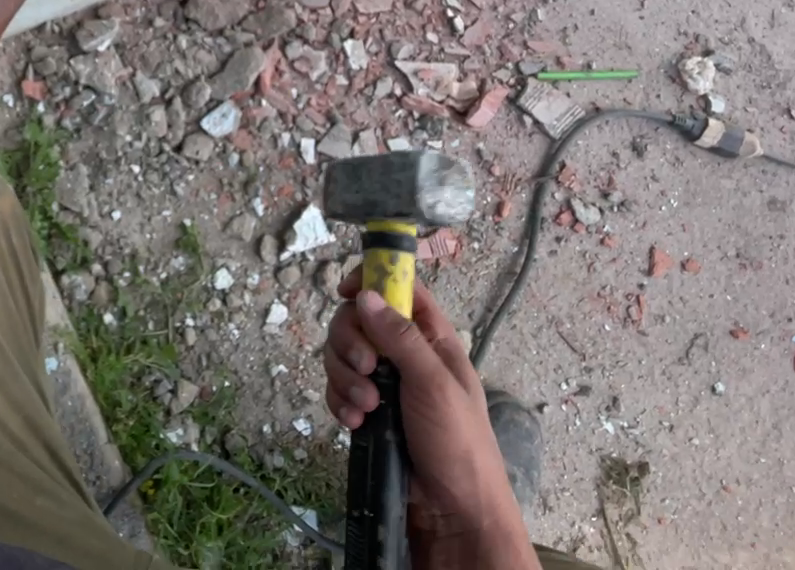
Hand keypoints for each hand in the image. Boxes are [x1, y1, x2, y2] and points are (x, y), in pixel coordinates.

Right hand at [324, 276, 536, 564]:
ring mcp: (382, 382)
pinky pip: (337, 388)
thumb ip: (400, 338)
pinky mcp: (365, 409)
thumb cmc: (457, 443)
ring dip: (345, 377)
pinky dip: (339, 401)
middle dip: (351, 341)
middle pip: (358, 318)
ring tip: (365, 407)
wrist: (451, 515)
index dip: (372, 280)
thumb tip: (365, 295)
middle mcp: (403, 354)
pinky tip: (354, 422)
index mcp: (431, 339)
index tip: (345, 291)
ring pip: (342, 353)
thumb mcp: (435, 384)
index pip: (400, 288)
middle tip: (366, 368)